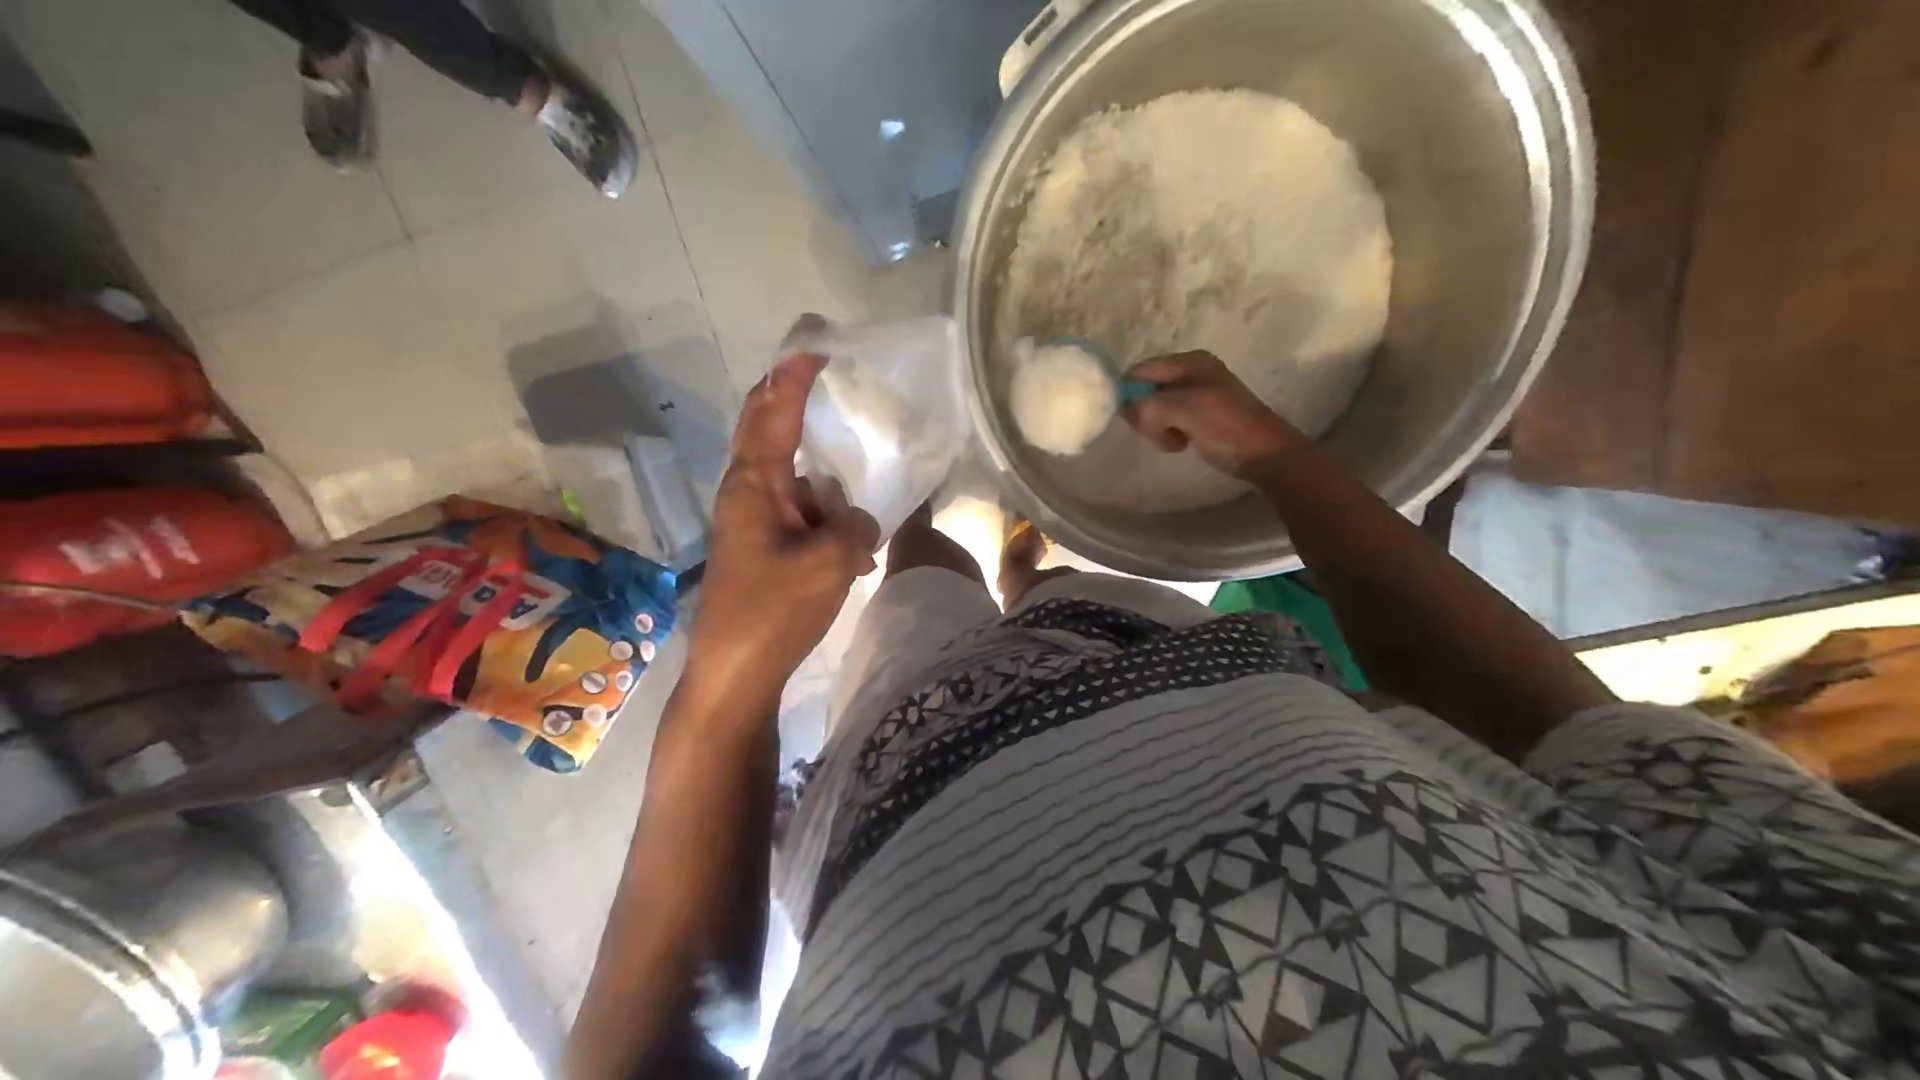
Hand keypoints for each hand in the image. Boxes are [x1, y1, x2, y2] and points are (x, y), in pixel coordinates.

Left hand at [684, 338, 878, 706]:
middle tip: (822, 376)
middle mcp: (747, 496)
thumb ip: (856, 526)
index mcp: (754, 485)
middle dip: (795, 404)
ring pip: (799, 487)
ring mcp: (753, 525)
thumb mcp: (831, 561)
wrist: (735, 675)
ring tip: (858, 532)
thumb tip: (859, 523)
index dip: (794, 375)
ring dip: (829, 496)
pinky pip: (802, 522)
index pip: (774, 412)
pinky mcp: (762, 551)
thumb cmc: (775, 611)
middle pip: (772, 434)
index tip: (815, 341)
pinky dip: (828, 528)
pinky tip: (855, 559)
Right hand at [1124, 351, 1310, 476]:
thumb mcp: (1185, 409)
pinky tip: (1180, 442)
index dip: (1130, 395)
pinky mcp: (1196, 414)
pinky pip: (1165, 420)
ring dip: (1155, 428)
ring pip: (1152, 408)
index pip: (1139, 371)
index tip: (1138, 421)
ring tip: (1174, 440)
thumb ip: (1149, 405)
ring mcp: (1193, 394)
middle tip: (1159, 432)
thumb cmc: (1227, 427)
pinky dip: (1165, 433)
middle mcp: (1189, 372)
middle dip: (1145, 414)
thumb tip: (1130, 412)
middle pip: (1143, 389)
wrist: (1265, 454)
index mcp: (1189, 362)